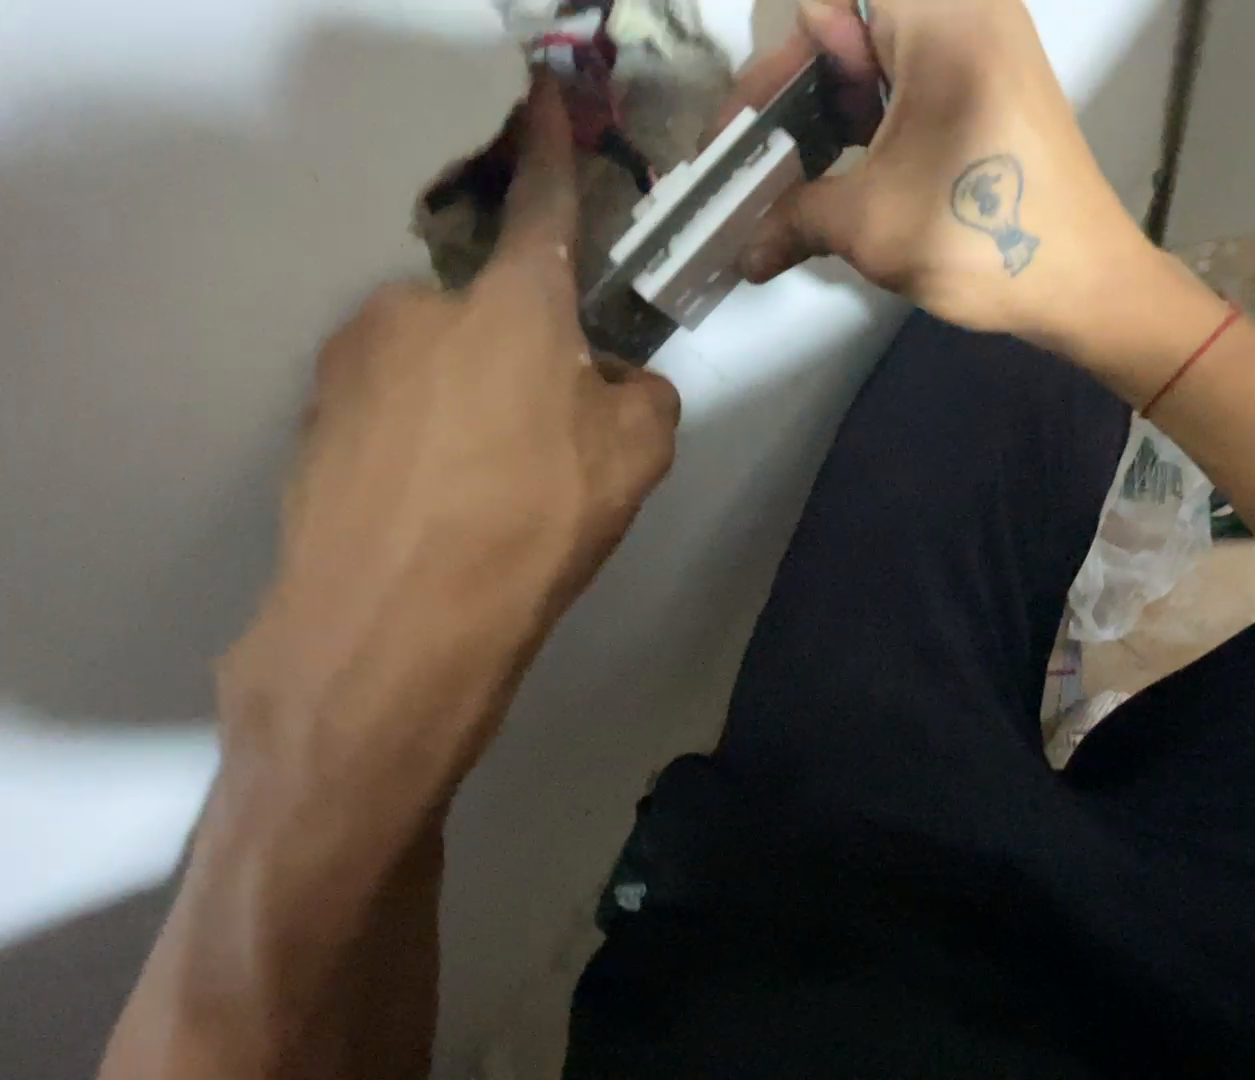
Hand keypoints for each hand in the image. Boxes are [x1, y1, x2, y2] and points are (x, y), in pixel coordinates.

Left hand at [222, 77, 679, 781]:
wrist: (400, 620)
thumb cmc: (539, 518)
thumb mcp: (641, 454)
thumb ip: (644, 390)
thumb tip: (613, 379)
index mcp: (515, 305)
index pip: (546, 204)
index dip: (554, 147)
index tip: (547, 95)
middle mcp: (425, 307)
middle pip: (496, 311)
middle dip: (529, 355)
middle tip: (551, 438)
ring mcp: (356, 358)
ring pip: (444, 360)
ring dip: (476, 399)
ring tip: (492, 486)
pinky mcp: (314, 414)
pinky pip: (396, 403)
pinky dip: (428, 435)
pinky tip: (442, 501)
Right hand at [724, 0, 1165, 349]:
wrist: (1085, 286)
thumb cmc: (977, 238)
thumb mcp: (869, 223)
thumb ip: (794, 217)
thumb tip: (744, 252)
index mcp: (934, 9)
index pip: (823, 4)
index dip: (777, 68)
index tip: (748, 134)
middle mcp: (963, 9)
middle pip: (849, 29)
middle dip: (799, 99)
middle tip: (766, 167)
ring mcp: (984, 48)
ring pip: (880, 64)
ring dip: (834, 121)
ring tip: (802, 185)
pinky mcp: (994, 91)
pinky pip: (915, 87)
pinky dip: (876, 129)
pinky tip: (848, 179)